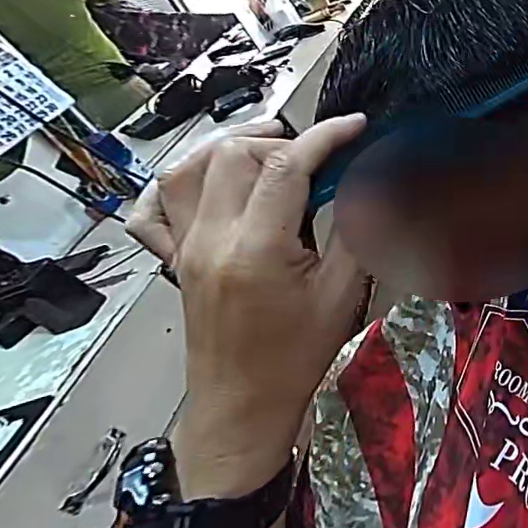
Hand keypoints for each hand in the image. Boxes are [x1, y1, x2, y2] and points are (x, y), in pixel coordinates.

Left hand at [128, 116, 367, 489]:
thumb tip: (373, 179)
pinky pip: (154, 207)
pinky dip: (180, 181)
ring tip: (273, 147)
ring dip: (232, 147)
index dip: (326, 136)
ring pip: (187, 169)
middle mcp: (209, 240)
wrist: (243, 403)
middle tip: (321, 154)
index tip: (358, 125)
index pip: (285, 166)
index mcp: (257, 248)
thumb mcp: (346, 290)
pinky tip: (214, 180)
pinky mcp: (172, 259)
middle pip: (232, 155)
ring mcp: (182, 248)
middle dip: (283, 140)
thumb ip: (358, 227)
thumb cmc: (301, 350)